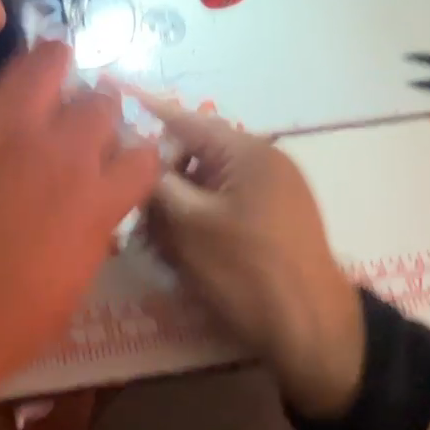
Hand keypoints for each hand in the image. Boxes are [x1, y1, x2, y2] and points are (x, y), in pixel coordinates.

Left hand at [0, 0, 162, 405]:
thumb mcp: (61, 304)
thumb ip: (89, 241)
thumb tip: (98, 205)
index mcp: (92, 205)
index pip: (140, 157)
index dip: (131, 162)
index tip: (116, 171)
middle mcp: (53, 152)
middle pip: (98, 105)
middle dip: (95, 118)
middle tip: (74, 132)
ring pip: (45, 64)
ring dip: (55, 69)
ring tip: (47, 76)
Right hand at [139, 97, 364, 419]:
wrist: (314, 333)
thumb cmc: (246, 272)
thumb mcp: (189, 225)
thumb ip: (154, 180)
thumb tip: (125, 141)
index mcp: (248, 151)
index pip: (185, 120)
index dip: (146, 111)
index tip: (114, 96)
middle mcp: (264, 161)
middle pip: (194, 152)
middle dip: (162, 177)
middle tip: (135, 211)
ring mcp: (274, 191)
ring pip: (207, 183)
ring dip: (178, 204)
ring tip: (157, 241)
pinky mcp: (275, 219)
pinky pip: (225, 204)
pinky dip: (199, 219)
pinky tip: (182, 250)